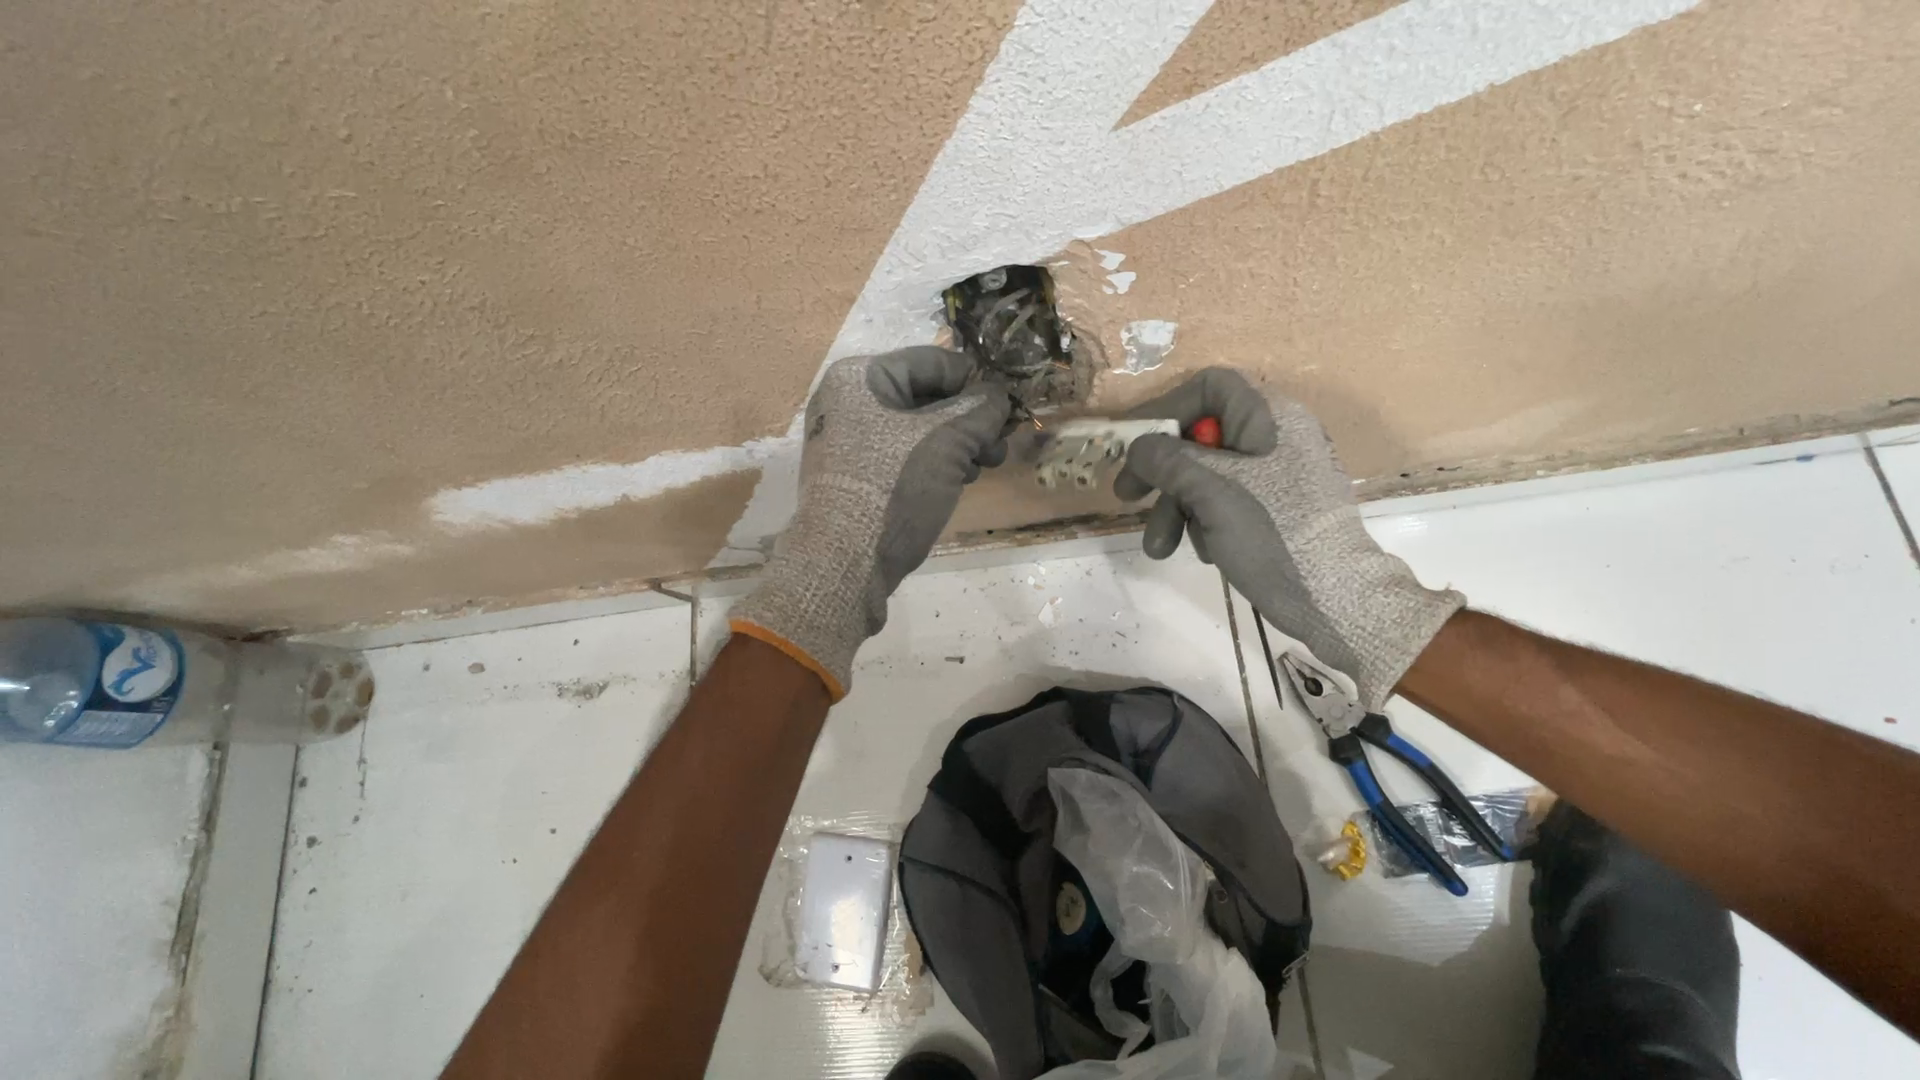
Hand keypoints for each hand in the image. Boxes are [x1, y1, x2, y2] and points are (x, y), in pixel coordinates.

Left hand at [730, 348, 1011, 699]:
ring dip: (957, 444)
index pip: (935, 361)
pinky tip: (956, 482)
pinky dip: (934, 462)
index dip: (977, 384)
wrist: (843, 563)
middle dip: (970, 421)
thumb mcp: (946, 440)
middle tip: (999, 449)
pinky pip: (903, 454)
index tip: (1009, 411)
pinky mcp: (855, 474)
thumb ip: (980, 409)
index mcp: (861, 377)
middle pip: (927, 395)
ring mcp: (848, 439)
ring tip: (981, 469)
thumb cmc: (892, 487)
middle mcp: (849, 400)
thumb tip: (1000, 395)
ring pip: (919, 428)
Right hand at [1114, 368, 1462, 710]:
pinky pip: (1225, 502)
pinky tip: (1207, 553)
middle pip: (1200, 437)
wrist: (1334, 598)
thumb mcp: (1211, 490)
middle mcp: (1275, 438)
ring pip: (1207, 477)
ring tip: (1161, 549)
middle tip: (1127, 498)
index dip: (1168, 409)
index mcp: (1270, 417)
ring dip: (1176, 510)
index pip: (1210, 387)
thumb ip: (1167, 460)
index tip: (1139, 447)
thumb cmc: (1274, 532)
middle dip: (1162, 474)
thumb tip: (1138, 447)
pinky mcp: (1276, 510)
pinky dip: (1205, 523)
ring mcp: (1277, 475)